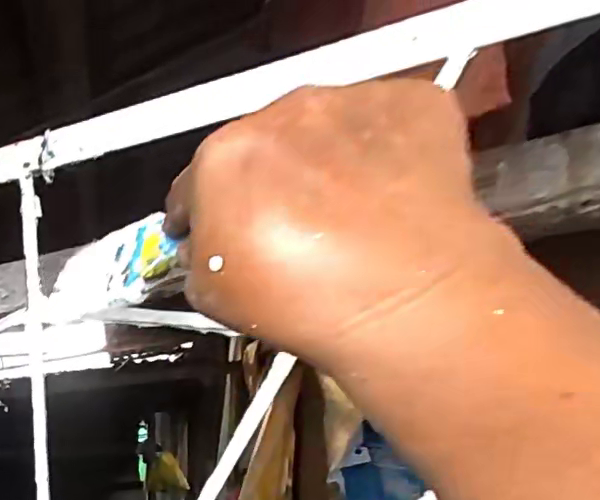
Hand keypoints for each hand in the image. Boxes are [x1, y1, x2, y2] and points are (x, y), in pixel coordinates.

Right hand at [164, 80, 525, 373]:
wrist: (395, 293)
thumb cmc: (299, 293)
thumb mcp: (203, 290)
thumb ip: (194, 251)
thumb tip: (204, 243)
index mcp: (219, 158)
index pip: (189, 186)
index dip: (192, 214)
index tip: (200, 230)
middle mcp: (282, 117)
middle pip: (250, 150)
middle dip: (251, 186)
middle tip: (262, 229)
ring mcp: (350, 104)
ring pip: (309, 134)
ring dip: (306, 167)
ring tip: (317, 217)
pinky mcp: (410, 105)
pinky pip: (369, 127)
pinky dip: (361, 157)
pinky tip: (359, 200)